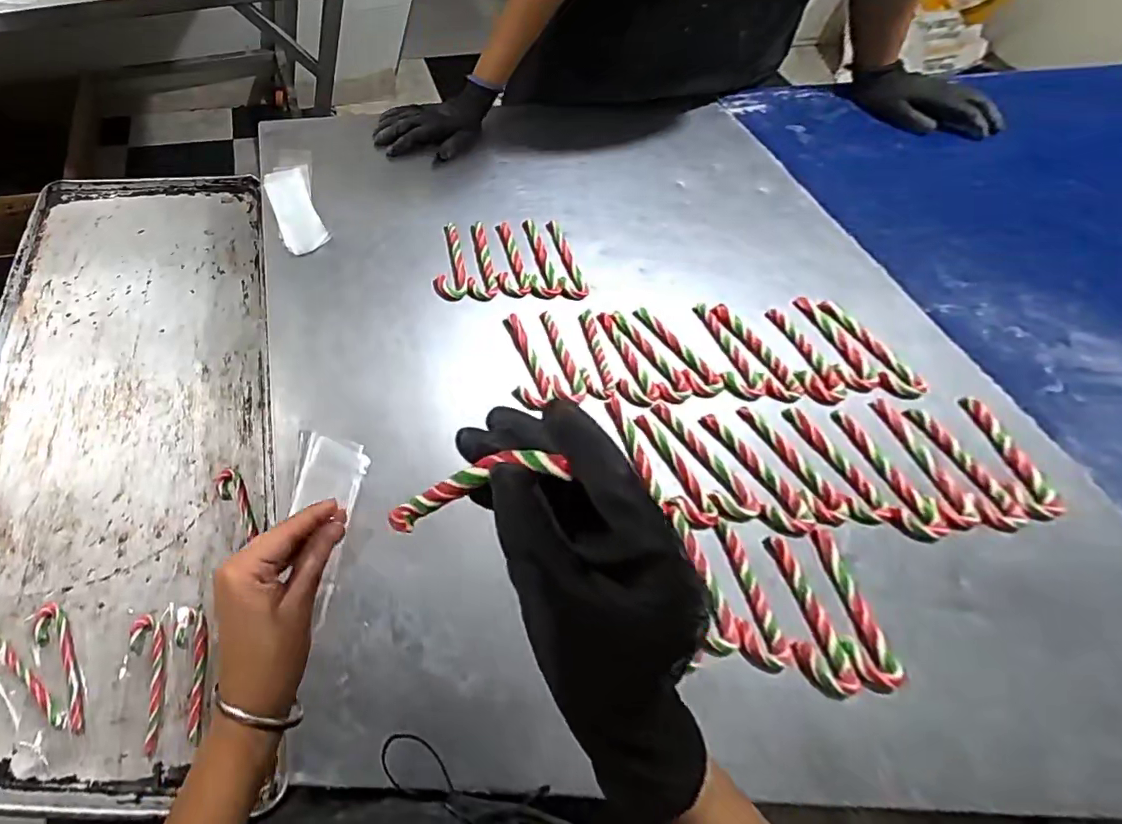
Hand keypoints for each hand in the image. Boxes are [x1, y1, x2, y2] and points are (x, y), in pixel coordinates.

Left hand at [212, 500, 347, 718]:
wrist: (252, 703)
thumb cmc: (277, 657)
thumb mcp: (298, 606)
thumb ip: (313, 561)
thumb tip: (333, 527)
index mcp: (241, 567)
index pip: (282, 534)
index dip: (310, 518)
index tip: (336, 503)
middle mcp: (231, 566)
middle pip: (275, 539)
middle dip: (307, 528)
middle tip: (339, 515)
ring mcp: (232, 578)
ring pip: (272, 551)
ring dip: (300, 542)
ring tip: (331, 528)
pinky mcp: (239, 590)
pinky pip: (267, 565)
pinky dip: (288, 559)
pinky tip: (310, 551)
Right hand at [372, 80, 498, 161]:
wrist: (469, 105)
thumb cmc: (465, 126)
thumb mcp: (465, 138)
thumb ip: (453, 147)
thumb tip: (442, 157)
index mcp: (434, 127)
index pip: (414, 135)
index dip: (401, 144)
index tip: (390, 152)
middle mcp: (424, 118)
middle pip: (402, 124)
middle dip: (388, 133)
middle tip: (375, 142)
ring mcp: (420, 111)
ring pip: (400, 116)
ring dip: (386, 124)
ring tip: (374, 133)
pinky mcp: (419, 107)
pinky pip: (402, 109)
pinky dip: (391, 113)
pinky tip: (381, 118)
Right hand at [462, 400, 708, 823]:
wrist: (613, 718)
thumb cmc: (592, 664)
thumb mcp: (555, 595)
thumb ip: (529, 528)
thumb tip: (505, 469)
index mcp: (651, 550)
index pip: (613, 479)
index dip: (578, 438)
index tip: (546, 403)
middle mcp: (638, 538)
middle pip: (582, 476)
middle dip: (533, 445)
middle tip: (487, 421)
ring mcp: (614, 546)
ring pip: (564, 490)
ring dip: (517, 465)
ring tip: (470, 441)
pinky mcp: (590, 553)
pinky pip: (555, 513)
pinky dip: (520, 496)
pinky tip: (484, 482)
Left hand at [837, 62, 1003, 138]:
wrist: (876, 71)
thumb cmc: (881, 94)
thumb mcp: (892, 111)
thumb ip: (914, 120)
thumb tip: (935, 128)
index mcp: (939, 98)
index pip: (965, 112)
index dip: (976, 124)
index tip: (984, 137)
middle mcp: (948, 90)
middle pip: (978, 102)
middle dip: (991, 116)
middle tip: (999, 130)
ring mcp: (945, 85)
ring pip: (976, 96)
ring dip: (988, 108)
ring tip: (995, 120)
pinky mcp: (939, 84)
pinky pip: (967, 93)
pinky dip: (977, 101)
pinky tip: (977, 106)